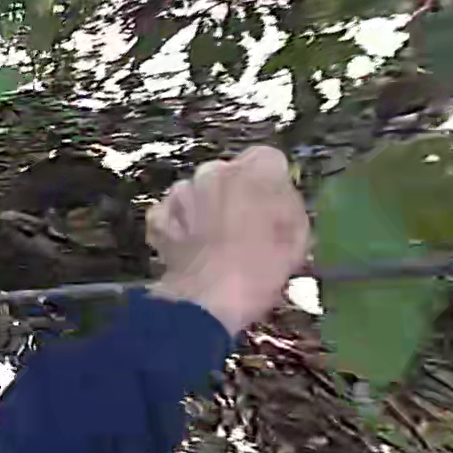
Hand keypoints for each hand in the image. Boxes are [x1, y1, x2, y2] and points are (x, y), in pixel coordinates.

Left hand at [146, 145, 309, 334]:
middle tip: (239, 222)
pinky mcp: (156, 215)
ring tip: (211, 238)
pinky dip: (176, 224)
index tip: (268, 201)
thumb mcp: (296, 230)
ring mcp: (180, 193)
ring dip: (201, 207)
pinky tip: (188, 244)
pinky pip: (169, 213)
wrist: (210, 294)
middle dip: (230, 192)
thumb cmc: (263, 265)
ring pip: (193, 191)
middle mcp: (213, 172)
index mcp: (257, 169)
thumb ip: (284, 200)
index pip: (265, 159)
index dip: (267, 182)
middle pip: (224, 173)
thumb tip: (274, 193)